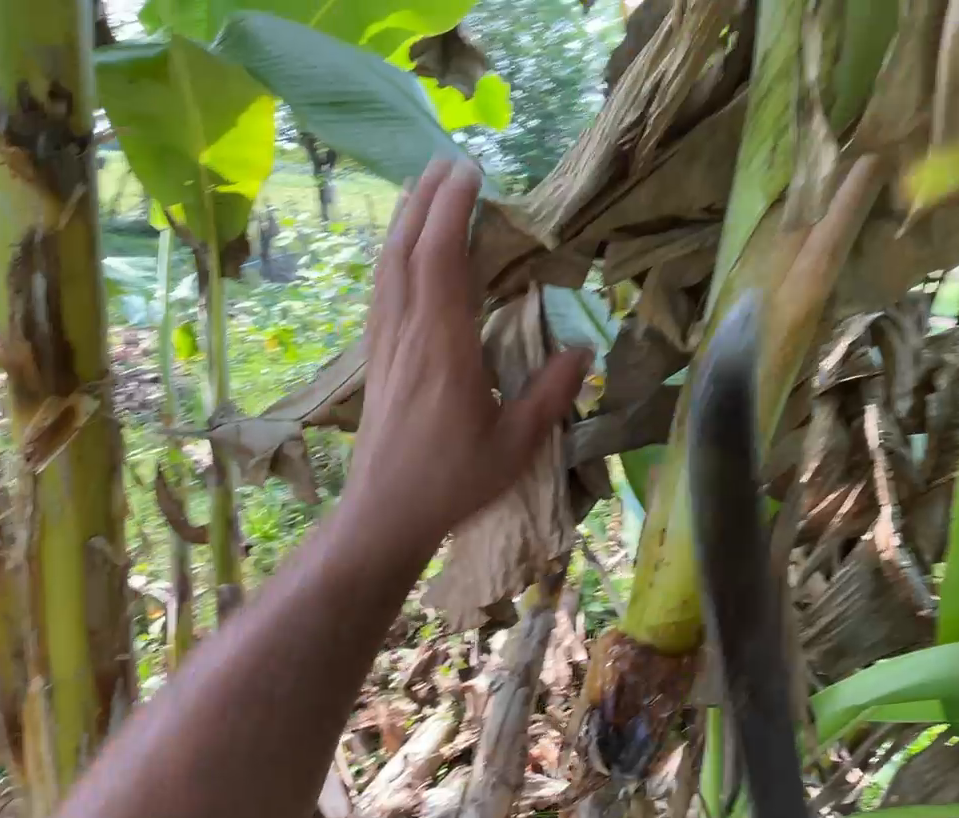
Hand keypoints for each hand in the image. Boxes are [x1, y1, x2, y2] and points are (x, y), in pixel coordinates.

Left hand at [342, 158, 587, 559]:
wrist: (385, 513)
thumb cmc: (453, 482)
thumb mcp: (515, 445)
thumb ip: (550, 395)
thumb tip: (583, 349)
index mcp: (444, 347)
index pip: (442, 258)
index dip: (453, 210)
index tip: (471, 173)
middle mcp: (407, 334)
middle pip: (406, 249)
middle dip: (424, 200)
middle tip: (447, 163)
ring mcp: (385, 346)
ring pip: (386, 268)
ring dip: (402, 223)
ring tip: (420, 192)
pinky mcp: (375, 361)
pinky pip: (380, 293)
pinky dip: (391, 259)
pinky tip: (399, 256)